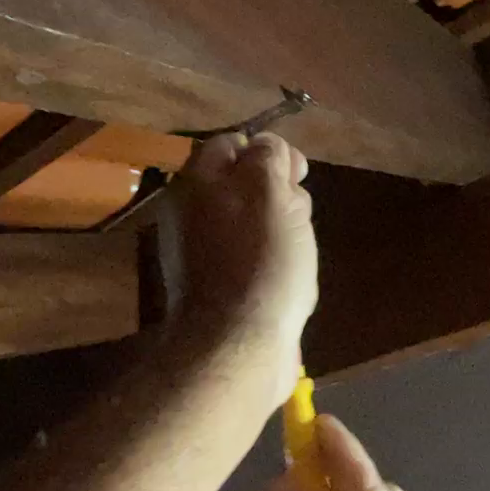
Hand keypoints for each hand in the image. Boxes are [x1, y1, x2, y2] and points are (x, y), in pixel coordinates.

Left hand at [174, 131, 316, 369]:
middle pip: (248, 186)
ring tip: (296, 257)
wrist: (239, 345)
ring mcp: (205, 254)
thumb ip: (266, 157)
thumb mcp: (268, 192)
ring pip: (259, 224)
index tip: (297, 174)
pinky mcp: (221, 288)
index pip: (231, 145)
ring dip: (286, 233)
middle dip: (282, 197)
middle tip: (295, 220)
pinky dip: (277, 266)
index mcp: (195, 186)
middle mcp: (193, 215)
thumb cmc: (259, 262)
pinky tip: (290, 284)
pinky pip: (257, 260)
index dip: (268, 151)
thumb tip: (265, 147)